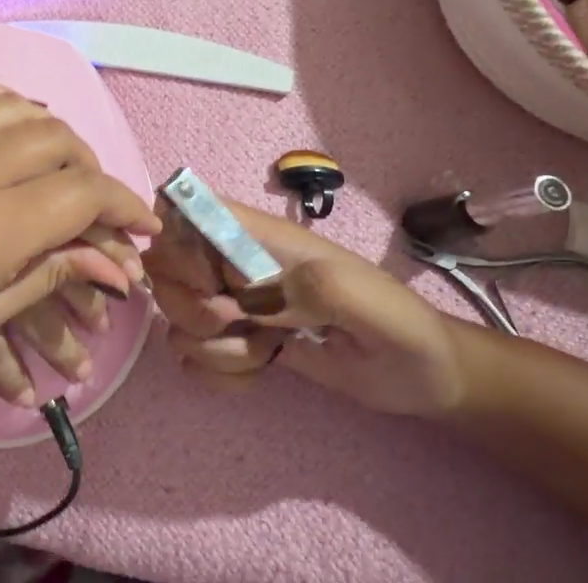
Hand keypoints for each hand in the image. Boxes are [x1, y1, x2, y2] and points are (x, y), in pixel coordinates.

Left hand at [0, 37, 138, 405]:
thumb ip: (46, 276)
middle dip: (93, 170)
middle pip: (58, 143)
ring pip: (18, 111)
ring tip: (62, 163)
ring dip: (52, 133)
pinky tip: (10, 122)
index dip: (124, 207)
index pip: (84, 195)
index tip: (142, 225)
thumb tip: (108, 260)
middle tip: (99, 201)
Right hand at [142, 195, 466, 416]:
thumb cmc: (402, 330)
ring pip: (175, 317)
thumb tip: (253, 298)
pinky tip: (260, 373)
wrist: (423, 379)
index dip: (176, 241)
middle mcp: (236, 263)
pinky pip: (194, 356)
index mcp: (261, 237)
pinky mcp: (235, 342)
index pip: (185, 210)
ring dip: (211, 348)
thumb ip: (319, 288)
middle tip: (236, 326)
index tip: (207, 280)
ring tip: (263, 354)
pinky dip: (219, 373)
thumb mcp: (373, 305)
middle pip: (164, 267)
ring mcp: (233, 303)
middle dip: (189, 307)